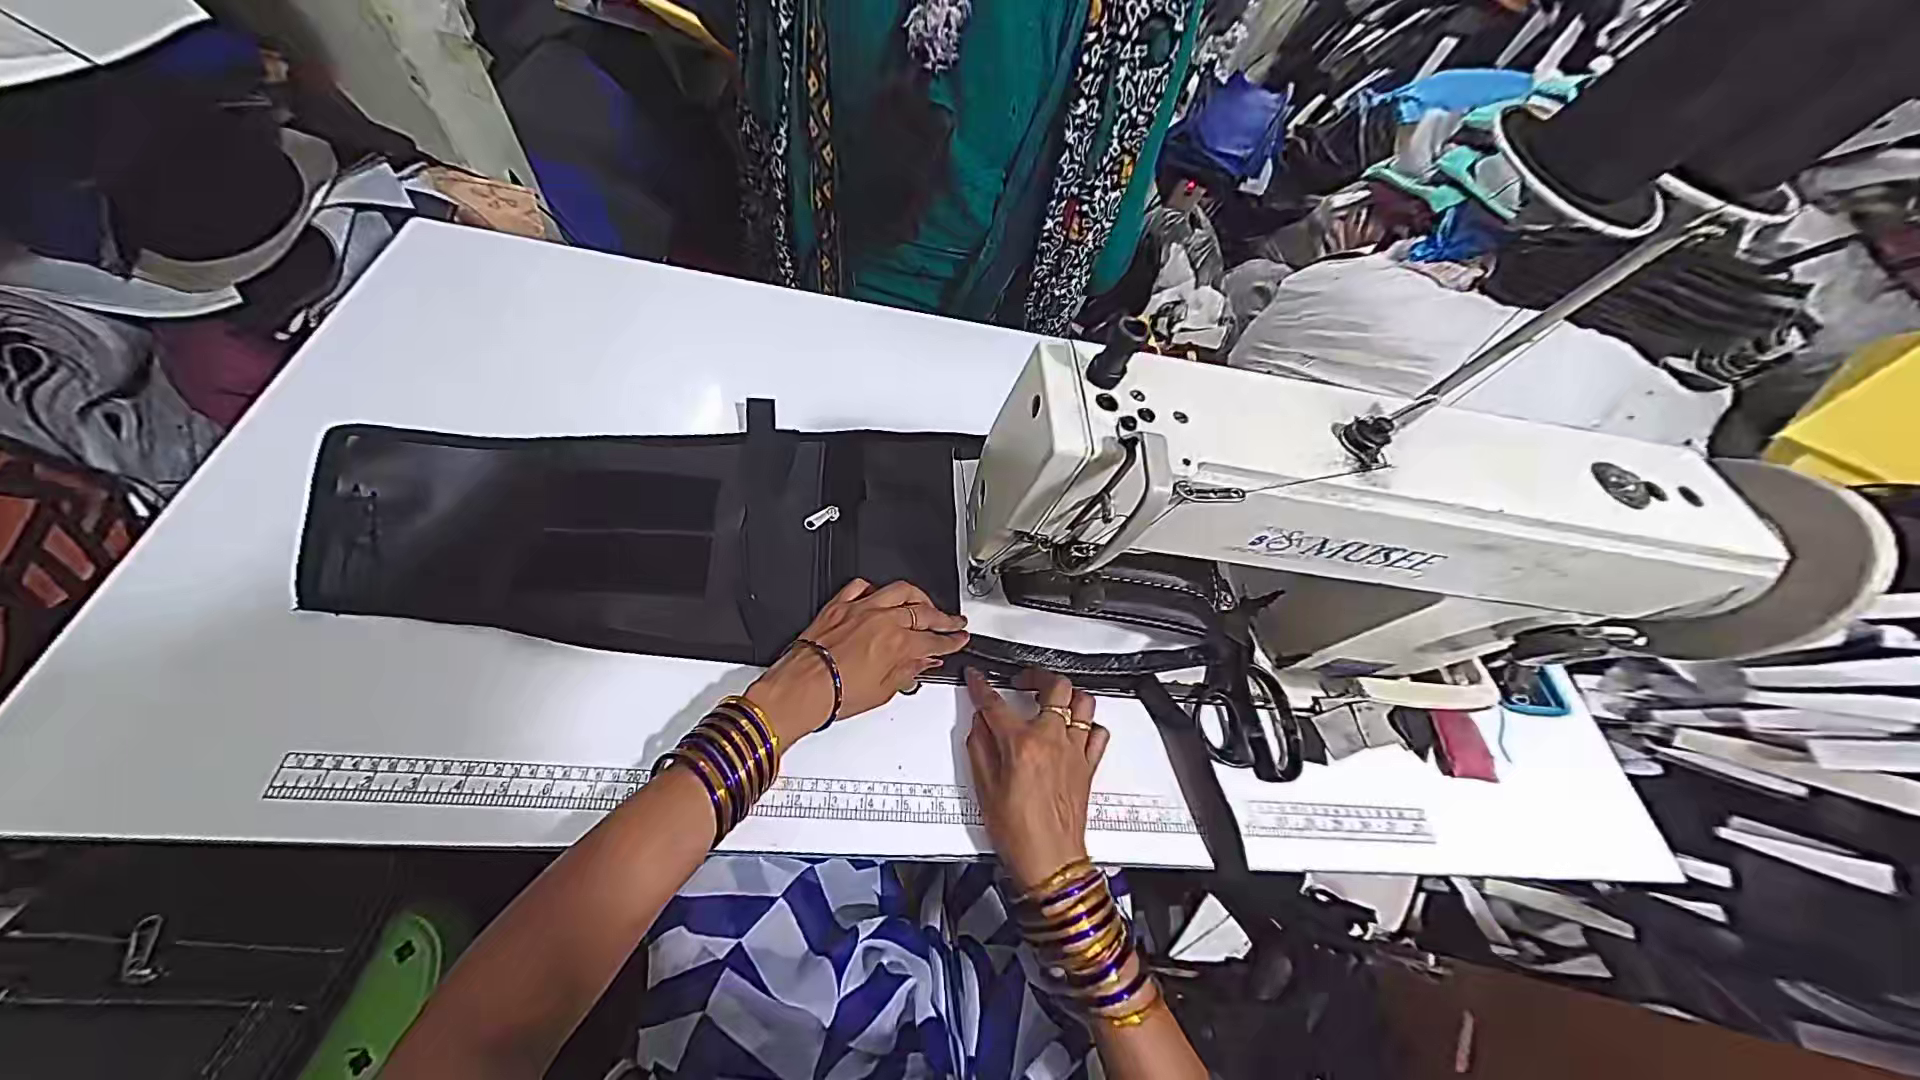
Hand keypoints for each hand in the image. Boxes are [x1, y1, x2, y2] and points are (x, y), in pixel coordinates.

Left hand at [748, 579, 968, 744]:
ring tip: (925, 603)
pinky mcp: (839, 606)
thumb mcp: (883, 691)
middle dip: (945, 618)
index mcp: (898, 644)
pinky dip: (874, 588)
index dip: (952, 640)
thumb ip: (908, 671)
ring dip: (917, 596)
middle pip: (925, 611)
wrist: (800, 689)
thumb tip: (922, 663)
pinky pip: (861, 586)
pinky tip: (880, 594)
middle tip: (954, 621)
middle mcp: (882, 620)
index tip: (959, 638)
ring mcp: (861, 609)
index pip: (935, 639)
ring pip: (899, 590)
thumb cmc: (834, 694)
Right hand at [964, 667, 1110, 891]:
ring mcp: (1074, 750)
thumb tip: (980, 723)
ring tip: (1052, 696)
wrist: (1050, 861)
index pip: (996, 703)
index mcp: (1021, 744)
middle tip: (1022, 680)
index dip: (982, 687)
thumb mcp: (984, 787)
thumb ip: (980, 746)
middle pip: (1053, 686)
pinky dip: (1088, 723)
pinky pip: (1097, 732)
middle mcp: (1052, 740)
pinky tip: (1075, 727)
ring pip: (1082, 702)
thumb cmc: (1018, 832)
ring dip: (1066, 694)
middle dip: (1035, 675)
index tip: (977, 679)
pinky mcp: (1088, 765)